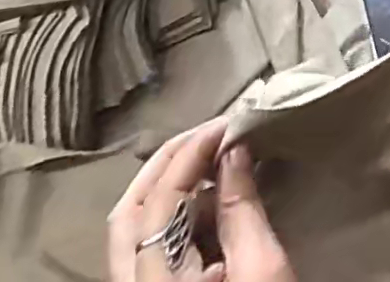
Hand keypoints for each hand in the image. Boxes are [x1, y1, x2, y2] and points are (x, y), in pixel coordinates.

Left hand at [108, 118, 294, 281]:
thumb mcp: (264, 271)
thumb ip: (244, 209)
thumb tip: (235, 149)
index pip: (159, 204)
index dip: (192, 154)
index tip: (230, 123)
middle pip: (125, 216)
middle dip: (167, 162)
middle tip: (211, 131)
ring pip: (132, 231)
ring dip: (169, 183)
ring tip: (215, 155)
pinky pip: (148, 247)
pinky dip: (176, 210)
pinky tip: (211, 196)